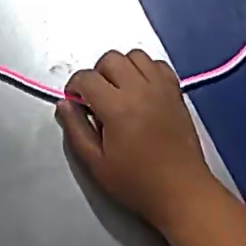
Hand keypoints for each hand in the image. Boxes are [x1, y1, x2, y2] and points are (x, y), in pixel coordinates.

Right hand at [56, 50, 219, 229]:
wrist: (181, 190)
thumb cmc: (136, 182)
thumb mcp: (97, 164)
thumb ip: (76, 130)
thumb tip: (65, 104)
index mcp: (117, 107)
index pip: (87, 78)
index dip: (74, 86)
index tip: (75, 100)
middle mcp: (139, 88)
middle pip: (110, 58)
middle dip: (97, 73)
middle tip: (97, 97)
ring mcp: (160, 86)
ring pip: (134, 55)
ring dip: (122, 67)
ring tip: (119, 90)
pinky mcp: (175, 88)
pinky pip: (157, 63)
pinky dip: (146, 69)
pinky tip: (142, 89)